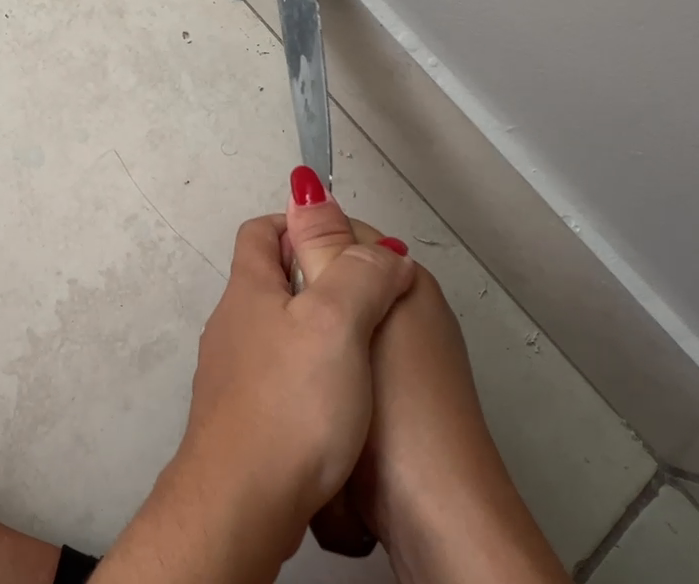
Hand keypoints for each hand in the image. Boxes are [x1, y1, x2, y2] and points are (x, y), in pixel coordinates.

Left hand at [93, 175, 414, 583]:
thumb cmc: (291, 404)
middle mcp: (231, 324)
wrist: (243, 497)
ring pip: (272, 328)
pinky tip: (336, 399)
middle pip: (266, 278)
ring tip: (362, 347)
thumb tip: (377, 243)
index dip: (296, 222)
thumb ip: (356, 273)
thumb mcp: (335, 323)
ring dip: (313, 326)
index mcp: (248, 292)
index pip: (260, 231)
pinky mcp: (239, 414)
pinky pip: (274, 374)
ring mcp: (230, 371)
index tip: (340, 236)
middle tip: (368, 293)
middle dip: (314, 275)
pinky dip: (305, 370)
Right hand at [291, 215, 568, 583]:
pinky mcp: (390, 406)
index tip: (268, 278)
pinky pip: (344, 371)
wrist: (431, 513)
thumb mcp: (344, 317)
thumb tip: (307, 185)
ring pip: (335, 331)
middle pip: (336, 283)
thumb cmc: (387, 405)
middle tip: (276, 330)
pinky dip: (325, 381)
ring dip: (310, 345)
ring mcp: (402, 365)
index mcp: (406, 286)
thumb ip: (324, 250)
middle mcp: (408, 318)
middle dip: (302, 298)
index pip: (341, 231)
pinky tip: (305, 403)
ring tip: (288, 372)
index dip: (300, 242)